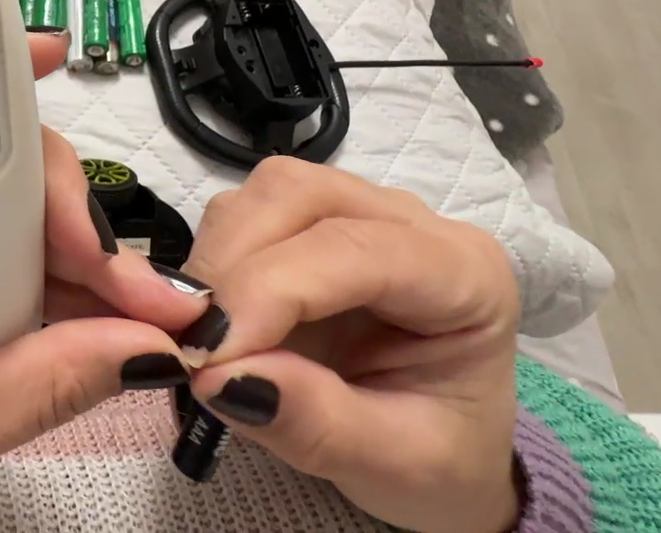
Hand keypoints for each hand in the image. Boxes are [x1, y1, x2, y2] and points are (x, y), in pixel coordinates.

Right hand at [179, 157, 522, 532]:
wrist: (441, 452)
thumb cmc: (438, 458)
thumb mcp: (397, 466)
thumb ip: (316, 423)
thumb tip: (216, 375)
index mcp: (463, 275)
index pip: (353, 250)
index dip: (270, 291)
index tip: (209, 353)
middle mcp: (408, 221)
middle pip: (297, 196)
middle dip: (234, 264)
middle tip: (197, 343)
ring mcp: (354, 207)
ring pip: (263, 192)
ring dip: (218, 256)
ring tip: (209, 333)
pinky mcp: (307, 217)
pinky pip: (243, 210)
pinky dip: (215, 257)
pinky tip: (220, 314)